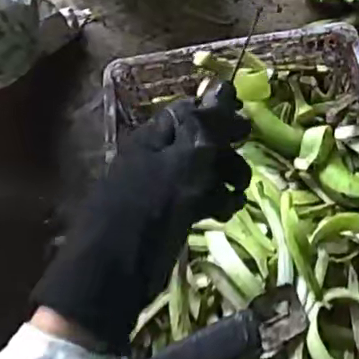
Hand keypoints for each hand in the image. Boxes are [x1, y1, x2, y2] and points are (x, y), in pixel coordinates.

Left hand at [31, 90, 250, 352]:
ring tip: (239, 193)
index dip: (220, 114)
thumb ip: (206, 125)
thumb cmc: (148, 209)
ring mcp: (163, 187)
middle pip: (202, 141)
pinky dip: (218, 201)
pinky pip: (201, 197)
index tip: (246, 127)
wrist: (113, 274)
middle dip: (228, 151)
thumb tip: (224, 84)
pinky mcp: (170, 215)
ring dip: (227, 178)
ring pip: (206, 171)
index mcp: (155, 137)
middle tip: (245, 166)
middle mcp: (159, 156)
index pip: (192, 111)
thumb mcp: (183, 162)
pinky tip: (227, 212)